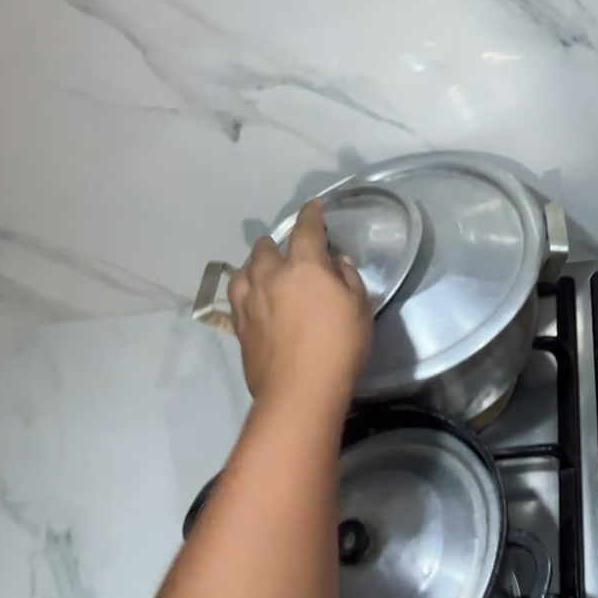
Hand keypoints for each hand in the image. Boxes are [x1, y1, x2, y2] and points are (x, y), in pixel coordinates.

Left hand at [228, 199, 371, 403]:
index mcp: (304, 266)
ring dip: (255, 263)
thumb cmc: (339, 345)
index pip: (306, 230)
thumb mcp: (359, 308)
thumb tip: (336, 262)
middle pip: (267, 248)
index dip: (311, 215)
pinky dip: (245, 287)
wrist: (299, 390)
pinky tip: (251, 294)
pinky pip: (237, 295)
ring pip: (245, 269)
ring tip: (263, 266)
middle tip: (287, 246)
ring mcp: (249, 300)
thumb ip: (347, 278)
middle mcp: (270, 276)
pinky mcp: (239, 325)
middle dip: (277, 242)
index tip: (314, 207)